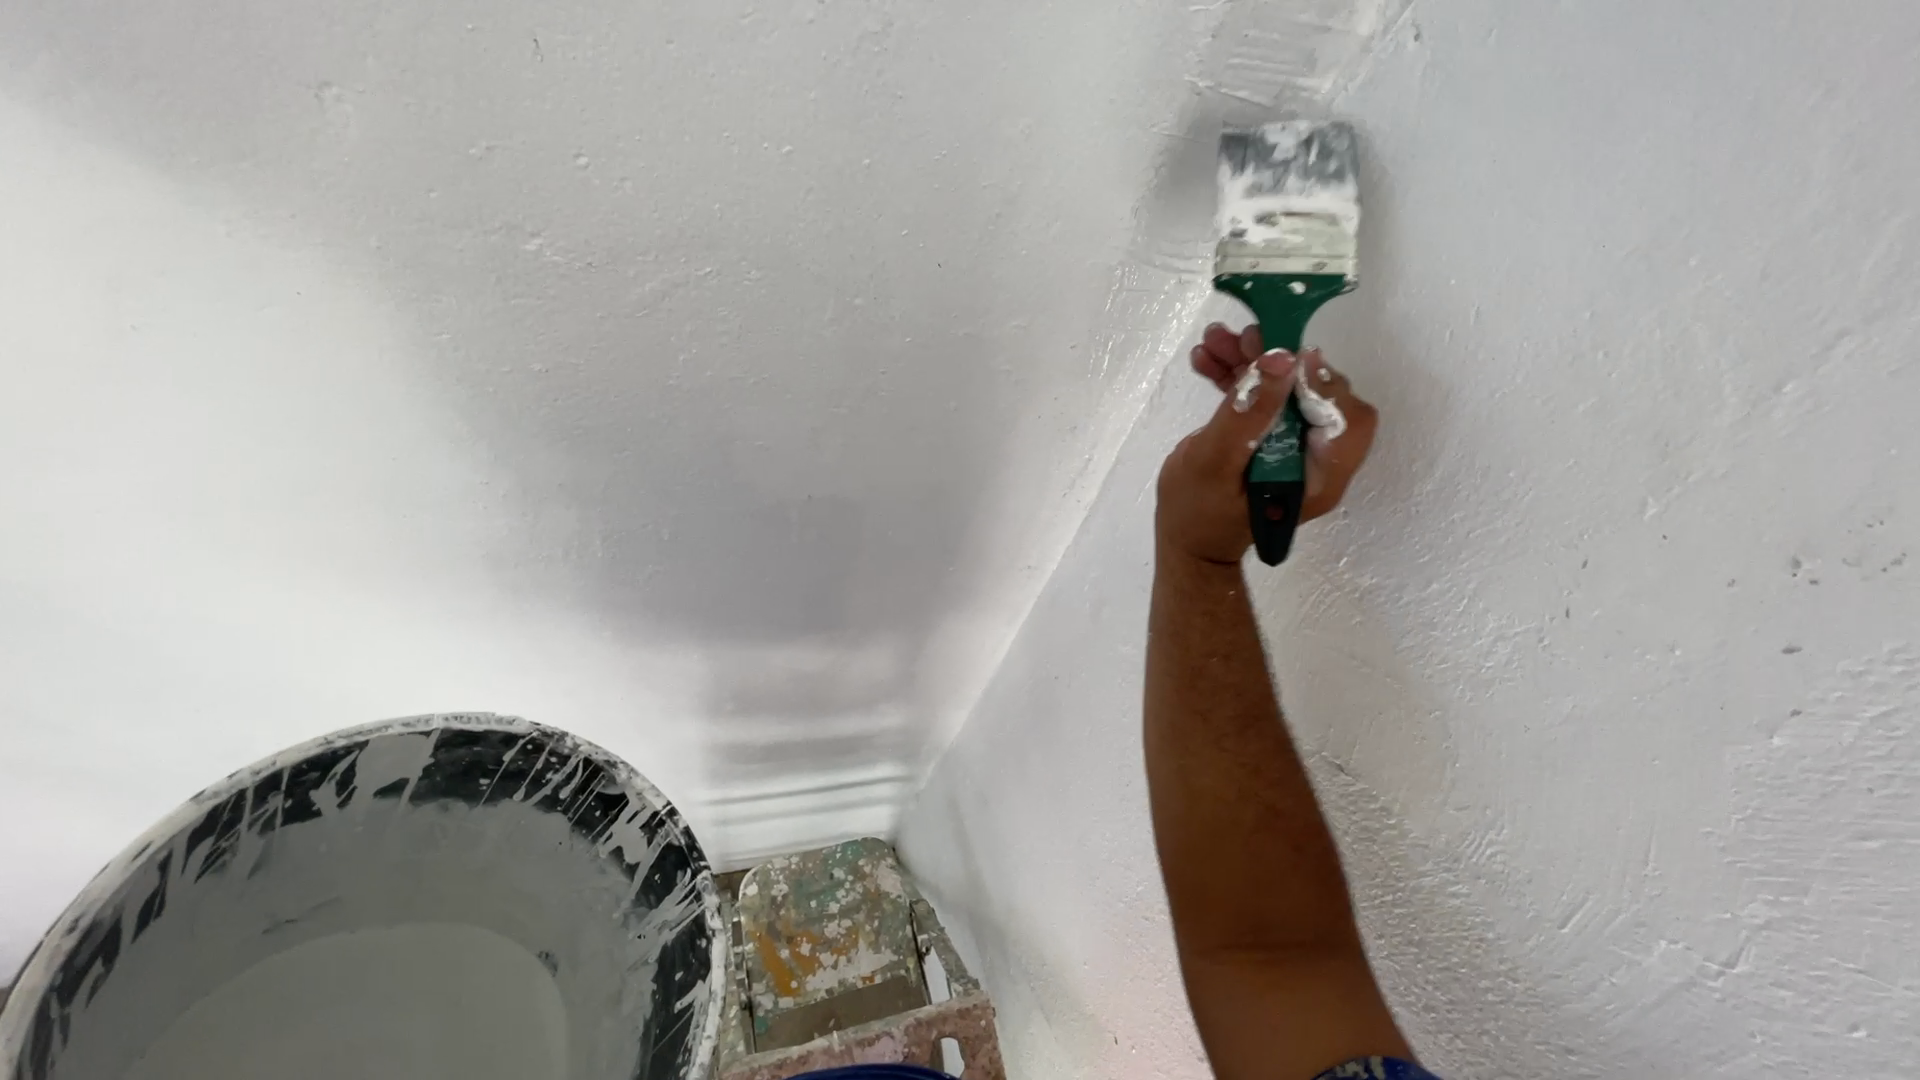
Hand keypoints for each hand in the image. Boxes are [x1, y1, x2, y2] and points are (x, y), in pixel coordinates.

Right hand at [1156, 323, 1378, 565]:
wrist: (1187, 544)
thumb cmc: (1196, 514)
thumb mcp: (1213, 463)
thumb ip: (1247, 415)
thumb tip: (1281, 359)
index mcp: (1318, 477)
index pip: (1345, 418)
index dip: (1319, 381)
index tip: (1279, 354)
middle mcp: (1318, 460)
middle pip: (1316, 396)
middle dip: (1278, 361)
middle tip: (1239, 336)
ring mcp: (1296, 449)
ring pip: (1289, 391)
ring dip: (1253, 362)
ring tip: (1214, 341)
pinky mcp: (1273, 440)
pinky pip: (1267, 400)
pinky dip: (1241, 378)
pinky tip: (1208, 360)